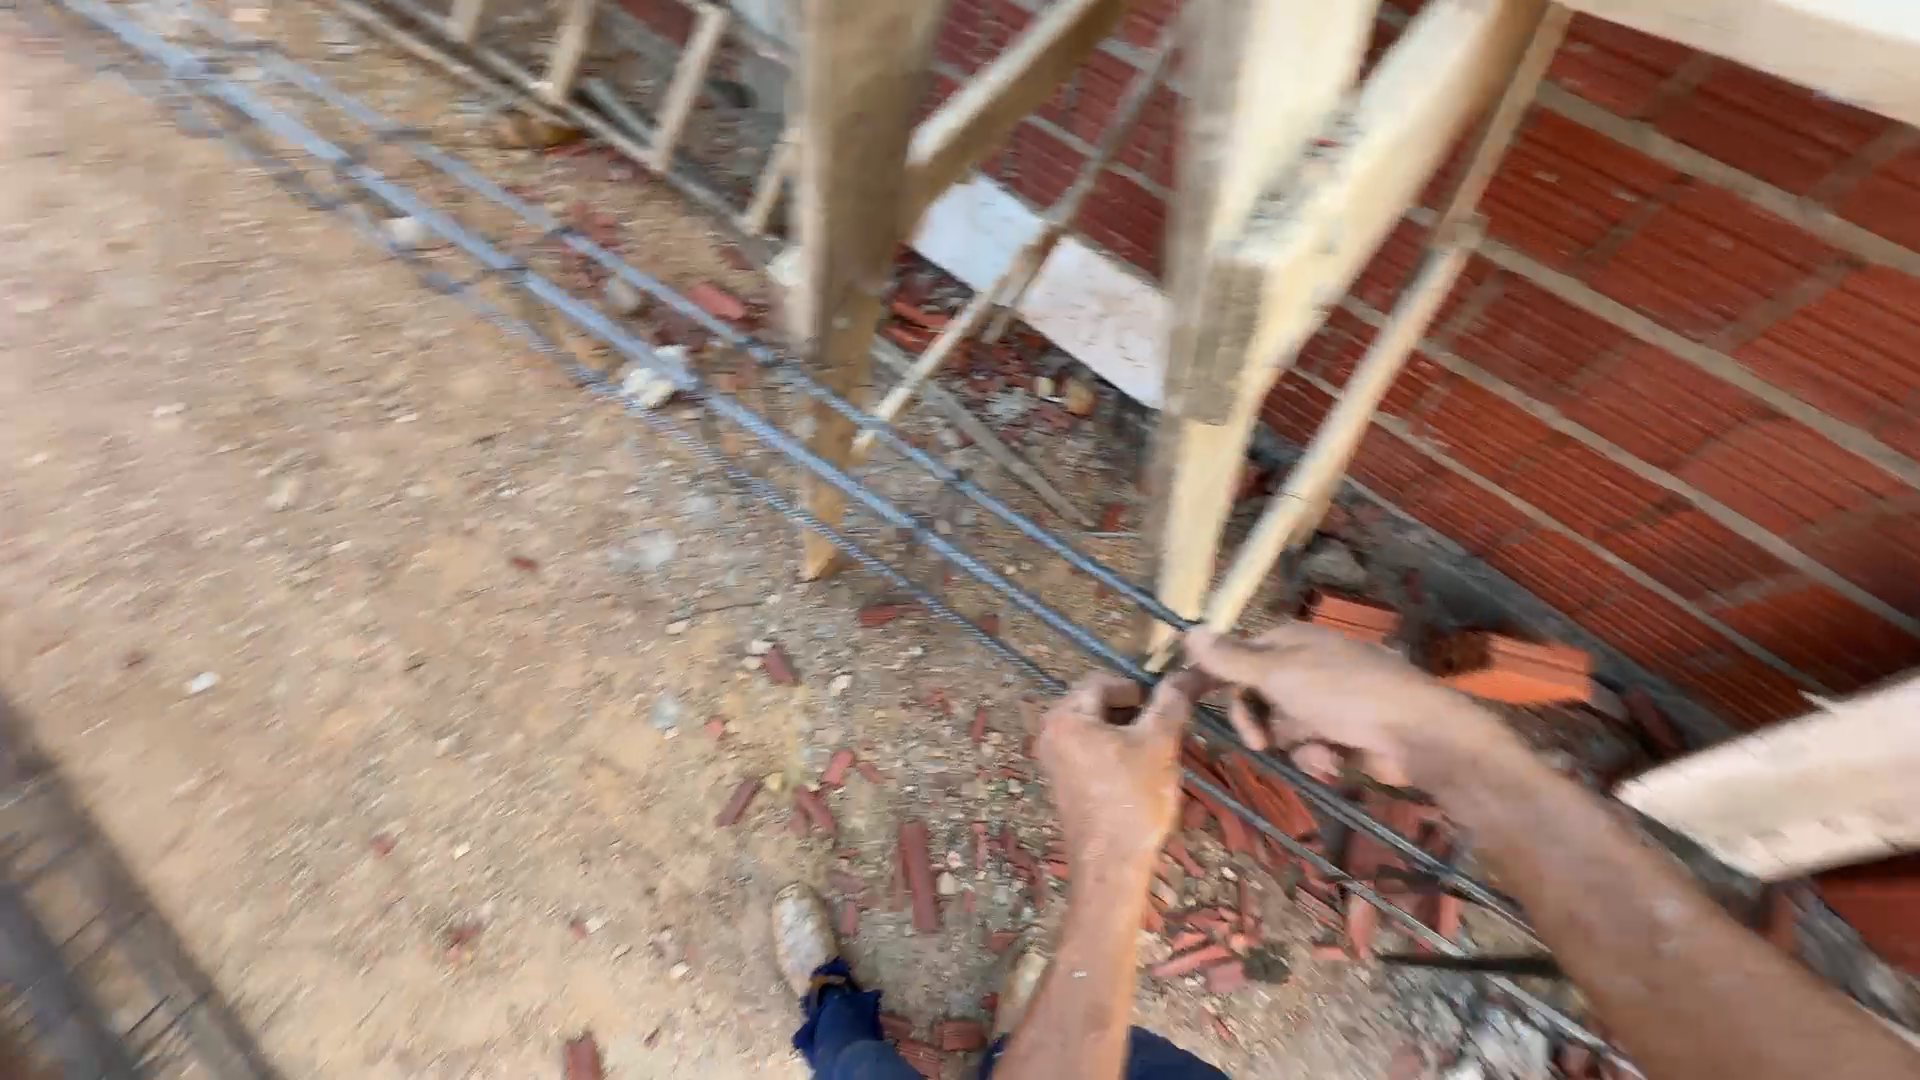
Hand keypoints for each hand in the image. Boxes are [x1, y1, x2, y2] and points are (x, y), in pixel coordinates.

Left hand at [1036, 671, 1207, 875]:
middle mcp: (1049, 731)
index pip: (1104, 682)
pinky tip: (1139, 769)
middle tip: (1164, 728)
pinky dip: (1113, 749)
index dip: (1139, 689)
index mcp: (1065, 716)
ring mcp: (1052, 757)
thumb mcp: (1159, 744)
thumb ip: (1171, 703)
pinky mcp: (1062, 779)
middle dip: (1132, 710)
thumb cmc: (1134, 799)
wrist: (1112, 864)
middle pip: (1096, 703)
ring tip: (1156, 749)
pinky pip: (1089, 749)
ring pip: (1095, 726)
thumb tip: (1188, 673)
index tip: (1168, 706)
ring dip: (1126, 730)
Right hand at [1184, 624, 1514, 788]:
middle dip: (1255, 721)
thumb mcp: (1277, 672)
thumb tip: (1187, 629)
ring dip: (1293, 742)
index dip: (1212, 678)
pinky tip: (1335, 760)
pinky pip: (1310, 744)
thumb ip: (1230, 658)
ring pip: (1281, 725)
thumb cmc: (1342, 692)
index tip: (1187, 700)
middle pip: (1254, 695)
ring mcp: (1325, 698)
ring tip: (1316, 750)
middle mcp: (1303, 664)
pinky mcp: (1344, 730)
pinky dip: (1318, 754)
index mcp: (1286, 640)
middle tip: (1257, 742)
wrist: (1418, 733)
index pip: (1233, 656)